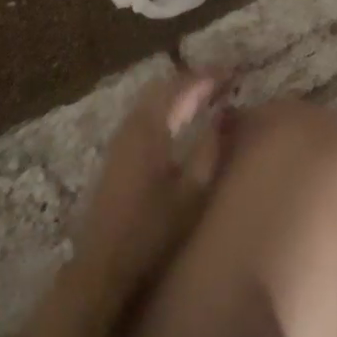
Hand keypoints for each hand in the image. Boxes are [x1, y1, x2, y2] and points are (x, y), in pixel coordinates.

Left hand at [70, 69, 229, 299]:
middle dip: (192, 79)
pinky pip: (144, 115)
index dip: (207, 76)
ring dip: (177, 92)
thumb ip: (209, 149)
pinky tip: (178, 119)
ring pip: (150, 100)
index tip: (233, 71)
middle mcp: (131, 126)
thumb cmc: (152, 230)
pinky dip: (165, 106)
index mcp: (149, 129)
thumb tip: (225, 114)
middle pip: (161, 87)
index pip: (180, 87)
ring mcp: (120, 140)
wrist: (103, 264)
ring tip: (205, 94)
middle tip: (221, 80)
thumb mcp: (191, 192)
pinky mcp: (117, 155)